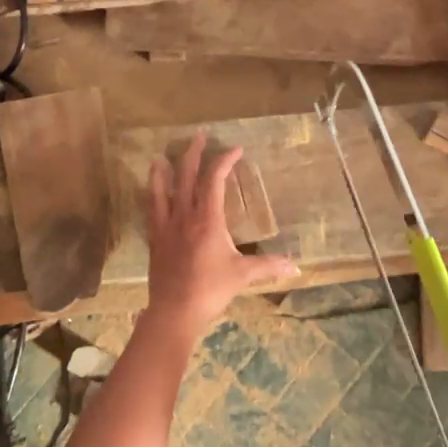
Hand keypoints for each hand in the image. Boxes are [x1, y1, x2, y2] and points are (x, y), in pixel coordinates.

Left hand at [146, 132, 296, 334]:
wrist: (174, 310)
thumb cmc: (210, 290)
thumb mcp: (242, 276)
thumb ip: (269, 266)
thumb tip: (296, 267)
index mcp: (207, 219)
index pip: (214, 180)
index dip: (224, 160)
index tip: (236, 149)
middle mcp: (184, 216)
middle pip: (186, 177)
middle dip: (193, 154)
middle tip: (198, 136)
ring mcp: (166, 227)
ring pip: (161, 191)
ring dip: (163, 172)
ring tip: (160, 157)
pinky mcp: (155, 241)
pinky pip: (151, 211)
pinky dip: (152, 196)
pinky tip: (151, 193)